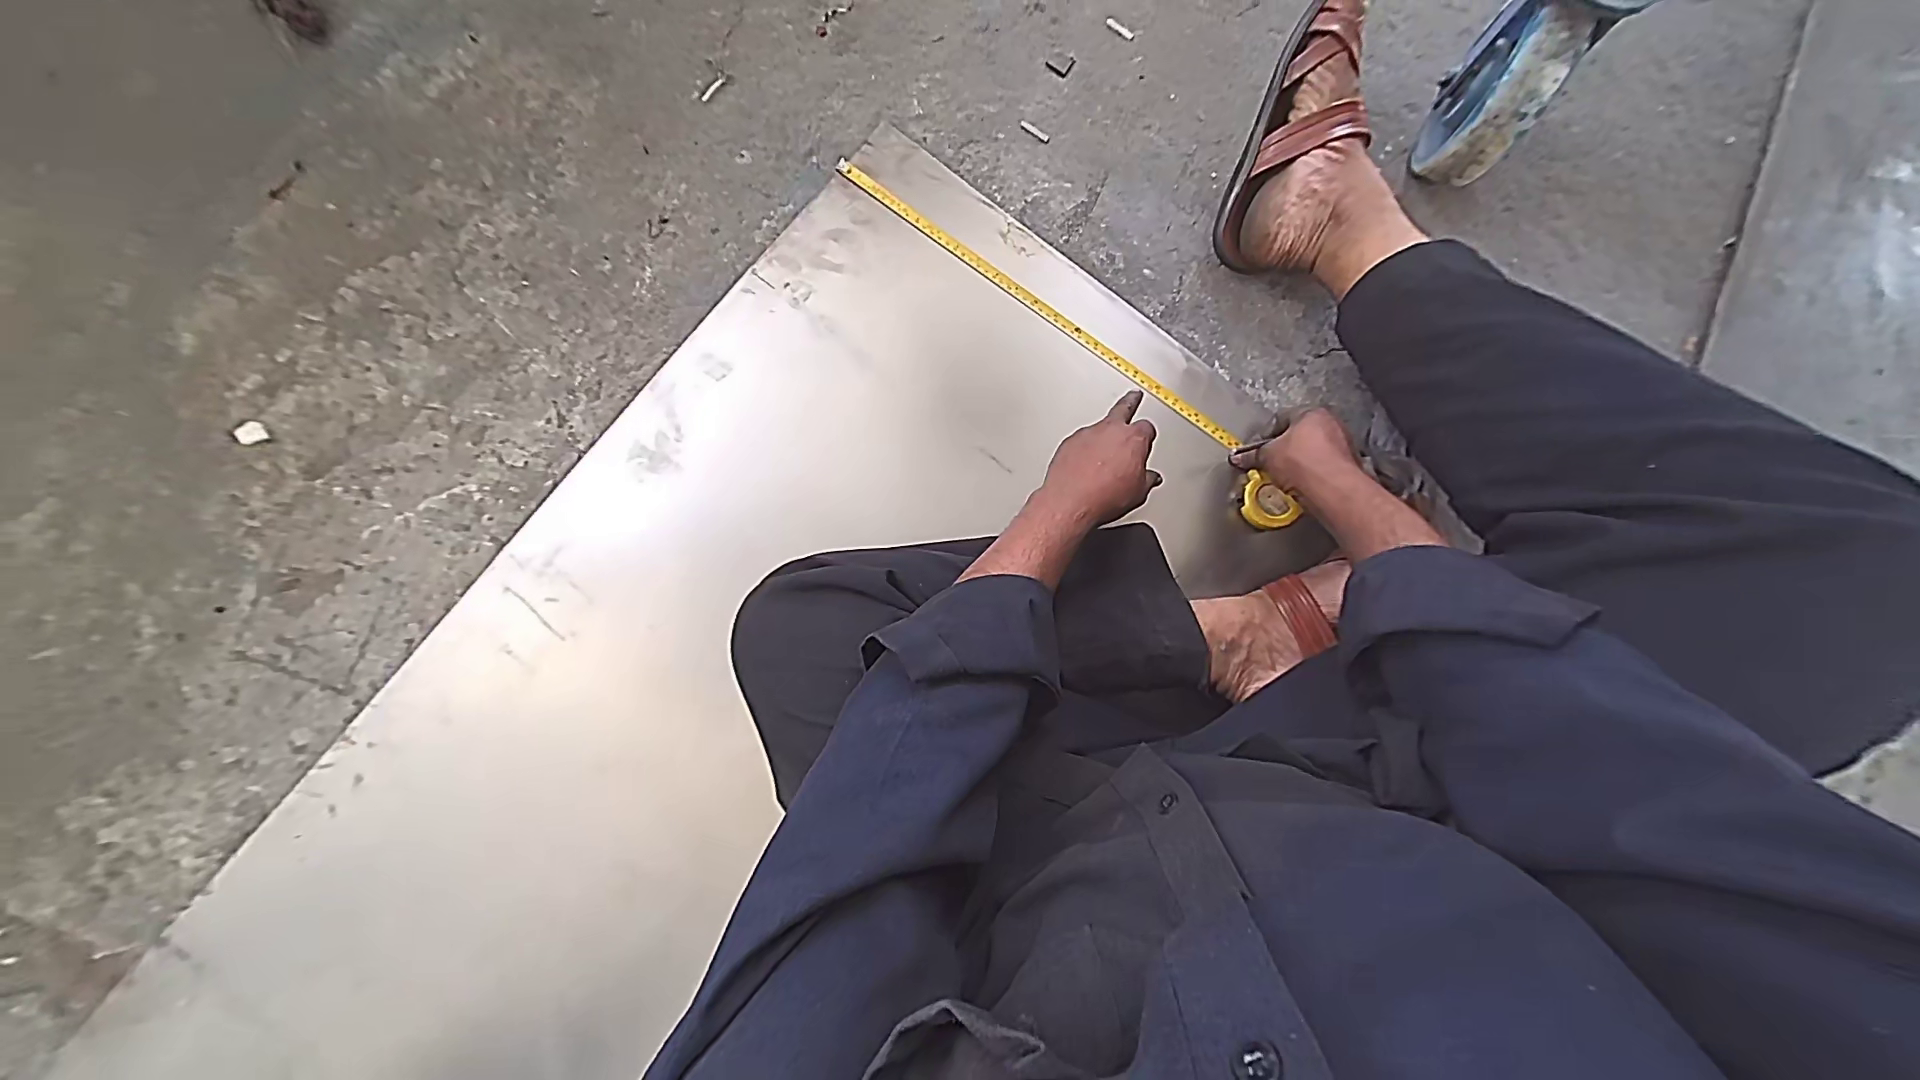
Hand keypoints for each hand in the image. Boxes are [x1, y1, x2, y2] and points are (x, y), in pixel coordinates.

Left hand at [1032, 391, 1162, 527]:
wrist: (1070, 502)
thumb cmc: (1103, 496)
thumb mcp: (1138, 492)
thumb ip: (1146, 478)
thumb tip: (1150, 477)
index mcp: (1134, 438)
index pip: (1147, 428)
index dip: (1148, 437)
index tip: (1147, 441)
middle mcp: (1110, 430)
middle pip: (1124, 408)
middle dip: (1131, 401)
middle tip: (1134, 397)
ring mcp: (1087, 434)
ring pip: (1099, 428)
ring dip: (1103, 435)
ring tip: (1103, 452)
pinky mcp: (1068, 443)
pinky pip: (1080, 441)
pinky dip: (1084, 449)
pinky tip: (1084, 464)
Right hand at [1228, 407, 1360, 492]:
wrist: (1332, 487)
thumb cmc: (1300, 462)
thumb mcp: (1267, 456)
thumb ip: (1252, 455)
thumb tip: (1237, 458)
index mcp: (1311, 412)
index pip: (1281, 419)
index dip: (1265, 436)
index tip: (1257, 451)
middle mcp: (1331, 423)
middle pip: (1299, 435)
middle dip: (1283, 449)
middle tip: (1269, 464)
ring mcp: (1343, 443)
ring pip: (1312, 451)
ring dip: (1297, 462)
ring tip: (1284, 477)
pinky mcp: (1349, 464)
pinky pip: (1322, 466)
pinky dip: (1311, 473)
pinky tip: (1301, 484)